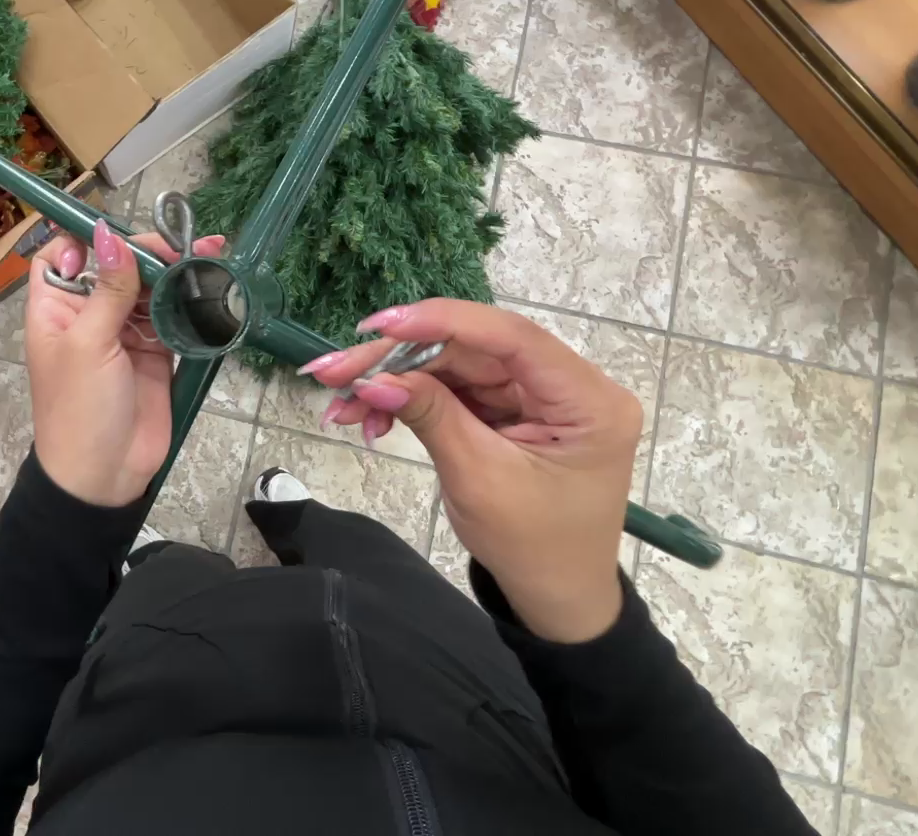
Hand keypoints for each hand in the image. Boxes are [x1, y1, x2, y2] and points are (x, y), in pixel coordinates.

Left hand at [26, 220, 225, 507]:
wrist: (105, 476)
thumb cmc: (79, 408)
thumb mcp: (88, 344)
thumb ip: (108, 289)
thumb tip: (110, 233)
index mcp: (56, 309)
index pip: (63, 256)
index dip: (87, 239)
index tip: (120, 231)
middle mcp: (88, 315)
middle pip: (117, 268)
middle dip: (147, 252)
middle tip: (182, 245)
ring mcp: (123, 333)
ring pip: (148, 290)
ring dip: (175, 273)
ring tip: (209, 253)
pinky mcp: (156, 352)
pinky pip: (172, 317)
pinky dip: (190, 301)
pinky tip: (212, 283)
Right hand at [303, 301, 639, 641]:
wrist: (552, 595)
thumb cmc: (531, 545)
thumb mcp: (478, 478)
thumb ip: (430, 415)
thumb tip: (371, 379)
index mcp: (586, 401)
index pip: (511, 336)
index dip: (442, 322)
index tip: (380, 326)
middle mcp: (563, 384)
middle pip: (468, 349)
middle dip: (395, 360)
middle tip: (331, 372)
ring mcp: (532, 394)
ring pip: (449, 366)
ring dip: (390, 382)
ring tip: (340, 406)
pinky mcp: (505, 406)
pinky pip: (448, 389)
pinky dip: (405, 401)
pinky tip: (369, 420)